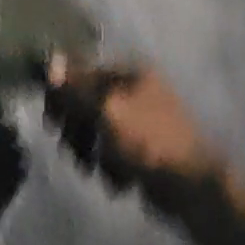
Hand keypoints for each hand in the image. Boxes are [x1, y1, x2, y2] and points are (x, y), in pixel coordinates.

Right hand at [45, 56, 222, 204]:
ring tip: (96, 170)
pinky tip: (117, 180)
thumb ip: (75, 88)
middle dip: (76, 131)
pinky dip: (108, 165)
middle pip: (84, 103)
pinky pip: (110, 150)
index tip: (52, 124)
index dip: (60, 97)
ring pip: (94, 130)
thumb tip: (52, 58)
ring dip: (90, 152)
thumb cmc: (147, 142)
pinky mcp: (142, 148)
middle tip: (74, 151)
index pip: (79, 74)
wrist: (193, 186)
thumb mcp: (105, 111)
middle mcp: (135, 90)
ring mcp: (140, 120)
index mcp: (130, 73)